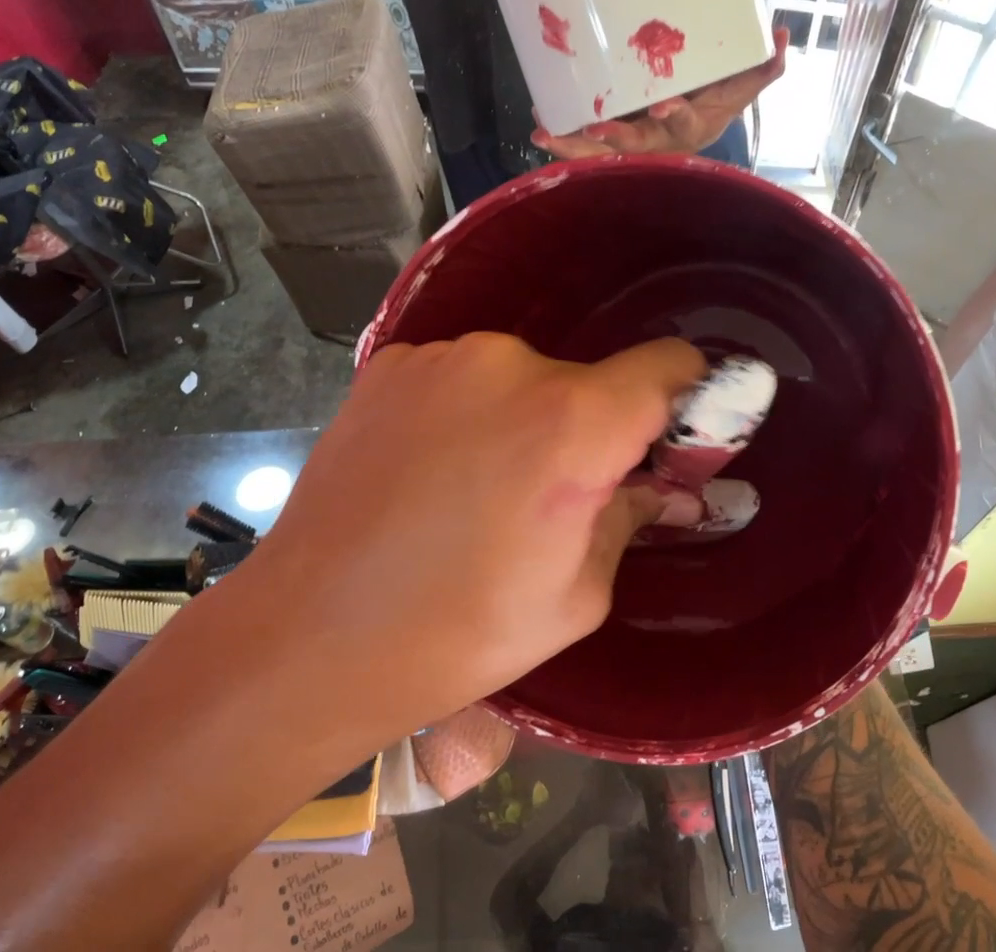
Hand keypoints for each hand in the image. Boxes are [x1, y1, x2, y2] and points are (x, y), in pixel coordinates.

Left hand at [212, 333, 706, 756]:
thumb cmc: (459, 633)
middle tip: (553, 497)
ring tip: (477, 492)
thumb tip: (665, 489)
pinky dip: (462, 415)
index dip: (684, 396)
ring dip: (518, 421)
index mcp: (575, 421)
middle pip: (584, 381)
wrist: (311, 635)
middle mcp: (510, 364)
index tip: (673, 434)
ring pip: (516, 379)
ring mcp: (440, 359)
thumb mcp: (575, 595)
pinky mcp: (386, 368)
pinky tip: (428, 474)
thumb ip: (627, 518)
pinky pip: (456, 380)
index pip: (666, 365)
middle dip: (585, 430)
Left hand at [531, 27, 788, 158]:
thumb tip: (783, 38)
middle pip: (633, 145)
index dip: (675, 112)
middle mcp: (656, 145)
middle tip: (594, 128)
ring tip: (543, 133)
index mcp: (686, 130)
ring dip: (572, 145)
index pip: (682, 121)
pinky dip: (561, 139)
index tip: (665, 103)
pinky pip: (582, 148)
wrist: (688, 143)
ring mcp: (628, 150)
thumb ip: (760, 71)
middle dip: (612, 140)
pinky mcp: (607, 148)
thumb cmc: (710, 111)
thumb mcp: (736, 94)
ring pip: (599, 154)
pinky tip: (540, 126)